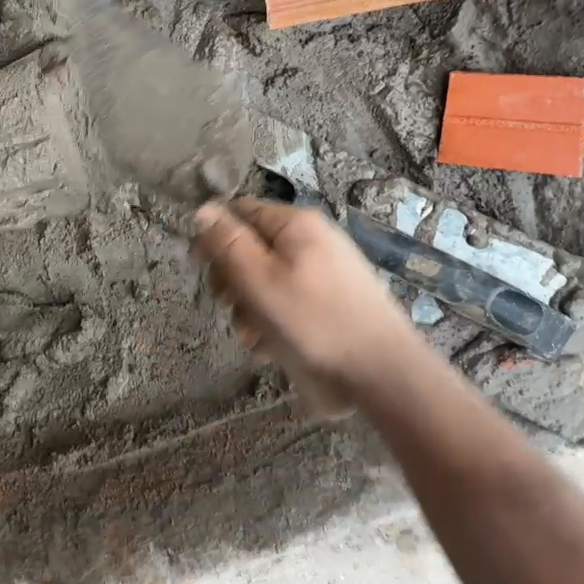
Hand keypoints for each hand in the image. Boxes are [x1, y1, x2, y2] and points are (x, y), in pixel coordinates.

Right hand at [190, 198, 420, 402]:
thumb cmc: (314, 320)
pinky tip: (272, 344)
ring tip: (253, 334)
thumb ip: (227, 242)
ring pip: (264, 279)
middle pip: (249, 247)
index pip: (238, 211)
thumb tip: (201, 209)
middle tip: (229, 305)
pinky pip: (286, 300)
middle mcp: (310, 239)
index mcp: (295, 223)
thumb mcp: (258, 279)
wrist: (382, 373)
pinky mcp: (329, 300)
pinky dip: (273, 320)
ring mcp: (322, 270)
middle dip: (232, 279)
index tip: (202, 269)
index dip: (214, 237)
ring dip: (249, 306)